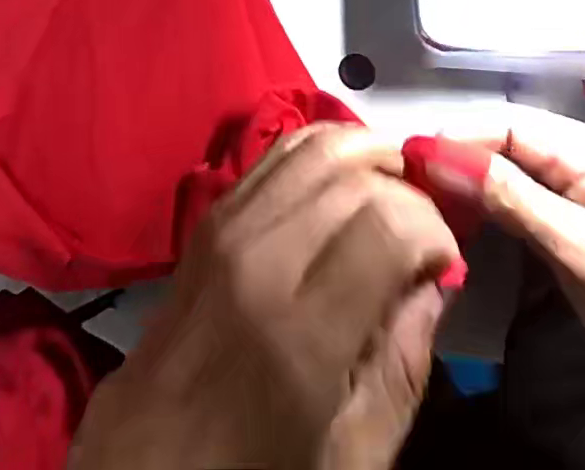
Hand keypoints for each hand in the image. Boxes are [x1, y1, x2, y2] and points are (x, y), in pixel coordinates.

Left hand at [71, 124, 457, 468]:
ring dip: (369, 158)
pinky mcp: (211, 216)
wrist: (141, 466)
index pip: (389, 224)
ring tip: (391, 193)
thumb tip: (435, 277)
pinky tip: (345, 179)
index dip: (434, 231)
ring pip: (317, 145)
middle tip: (419, 237)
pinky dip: (324, 150)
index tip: (443, 263)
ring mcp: (227, 228)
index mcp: (298, 332)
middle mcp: (260, 259)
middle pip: (357, 178)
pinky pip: (279, 153)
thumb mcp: (352, 457)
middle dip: (408, 195)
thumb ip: (404, 362)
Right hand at [431, 113, 584, 469]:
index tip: (415, 155)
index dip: (465, 135)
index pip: (519, 127)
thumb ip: (521, 202)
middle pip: (516, 145)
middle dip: (465, 156)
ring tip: (429, 195)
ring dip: (476, 181)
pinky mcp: (583, 225)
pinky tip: (468, 217)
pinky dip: (496, 207)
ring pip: (519, 173)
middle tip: (413, 179)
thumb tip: (453, 157)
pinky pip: (531, 202)